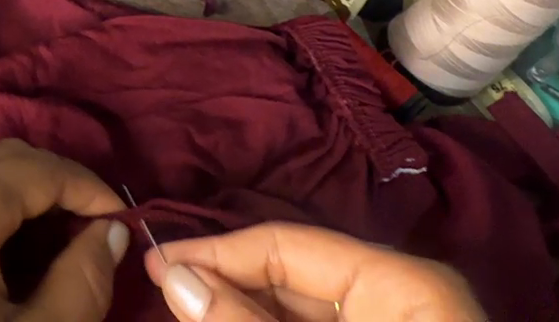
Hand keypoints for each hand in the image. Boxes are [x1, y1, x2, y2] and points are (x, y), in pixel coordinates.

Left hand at [0, 139, 131, 321]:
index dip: (91, 191)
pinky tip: (13, 247)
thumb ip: (81, 279)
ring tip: (60, 242)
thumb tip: (109, 233)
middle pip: (11, 160)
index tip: (126, 223)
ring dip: (24, 195)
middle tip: (96, 235)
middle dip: (59, 189)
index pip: (45, 170)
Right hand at [144, 222, 483, 320]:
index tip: (155, 267)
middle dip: (228, 289)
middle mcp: (404, 297)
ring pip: (303, 311)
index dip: (214, 253)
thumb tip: (175, 278)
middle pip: (292, 278)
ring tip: (192, 317)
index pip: (283, 244)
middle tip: (166, 300)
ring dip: (247, 316)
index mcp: (400, 283)